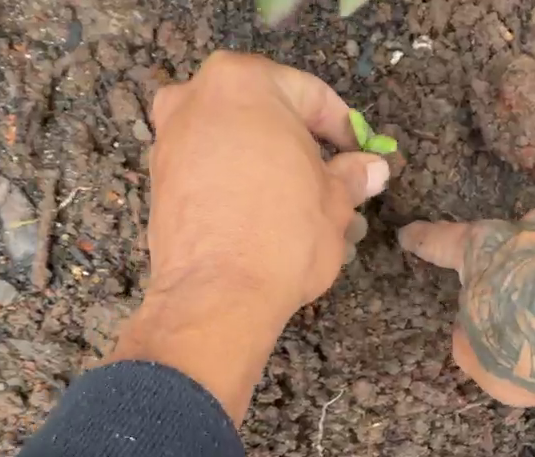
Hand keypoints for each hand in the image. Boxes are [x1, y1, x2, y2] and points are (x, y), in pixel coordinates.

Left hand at [98, 52, 389, 423]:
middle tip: (336, 189)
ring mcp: (172, 139)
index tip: (362, 155)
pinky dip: (243, 190)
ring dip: (276, 176)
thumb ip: (352, 176)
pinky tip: (270, 224)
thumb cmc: (283, 235)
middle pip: (268, 118)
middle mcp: (197, 97)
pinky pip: (214, 174)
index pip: (309, 93)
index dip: (344, 127)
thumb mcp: (335, 203)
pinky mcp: (162, 182)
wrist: (218, 294)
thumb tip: (372, 168)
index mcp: (245, 83)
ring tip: (309, 217)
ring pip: (240, 148)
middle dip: (306, 155)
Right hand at [399, 209, 534, 455]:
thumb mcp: (475, 359)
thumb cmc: (529, 357)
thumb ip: (466, 333)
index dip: (422, 241)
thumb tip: (473, 323)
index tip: (408, 235)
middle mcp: (532, 226)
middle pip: (509, 245)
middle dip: (507, 270)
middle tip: (514, 308)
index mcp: (484, 248)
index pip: (441, 241)